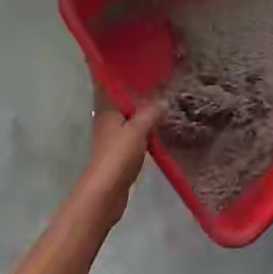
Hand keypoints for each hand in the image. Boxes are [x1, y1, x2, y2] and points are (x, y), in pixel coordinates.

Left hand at [81, 99, 164, 224]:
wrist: (107, 192)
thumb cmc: (119, 155)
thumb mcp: (138, 129)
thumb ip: (151, 114)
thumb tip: (164, 102)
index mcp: (107, 113)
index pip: (117, 93)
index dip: (132, 87)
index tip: (150, 81)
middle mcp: (107, 125)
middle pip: (126, 110)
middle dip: (143, 105)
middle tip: (164, 97)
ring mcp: (112, 142)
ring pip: (131, 127)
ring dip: (145, 123)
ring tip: (165, 115)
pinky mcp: (119, 158)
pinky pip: (135, 142)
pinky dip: (145, 139)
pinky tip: (158, 138)